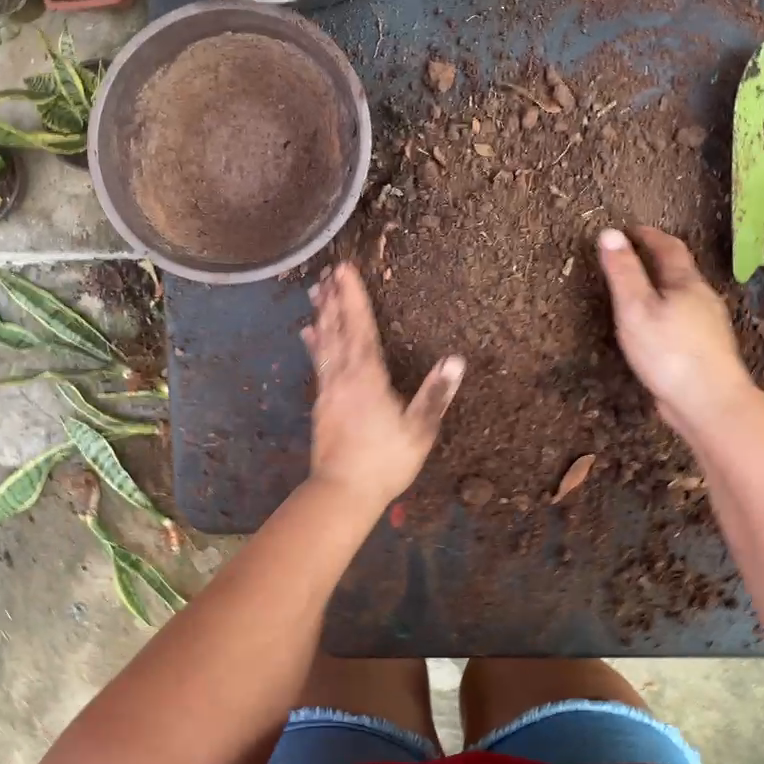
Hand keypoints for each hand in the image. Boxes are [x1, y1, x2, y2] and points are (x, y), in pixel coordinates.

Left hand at [301, 263, 464, 508]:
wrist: (343, 491)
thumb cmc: (386, 460)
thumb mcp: (419, 430)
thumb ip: (435, 394)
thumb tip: (456, 361)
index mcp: (367, 377)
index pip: (359, 328)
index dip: (353, 297)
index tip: (345, 271)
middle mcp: (343, 376)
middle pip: (336, 330)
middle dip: (333, 299)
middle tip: (327, 272)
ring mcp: (328, 389)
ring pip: (323, 344)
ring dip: (321, 315)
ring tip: (315, 291)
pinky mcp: (321, 404)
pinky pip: (318, 364)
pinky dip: (314, 344)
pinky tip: (308, 334)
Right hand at [595, 227, 756, 427]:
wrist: (710, 404)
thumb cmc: (669, 351)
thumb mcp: (636, 308)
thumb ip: (623, 272)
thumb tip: (610, 233)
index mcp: (687, 284)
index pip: (669, 249)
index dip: (649, 236)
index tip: (629, 230)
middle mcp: (704, 300)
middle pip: (680, 271)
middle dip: (657, 259)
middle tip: (631, 255)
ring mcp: (709, 327)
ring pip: (684, 297)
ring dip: (663, 286)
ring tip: (639, 289)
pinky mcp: (706, 350)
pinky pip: (683, 319)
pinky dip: (666, 310)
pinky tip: (656, 327)